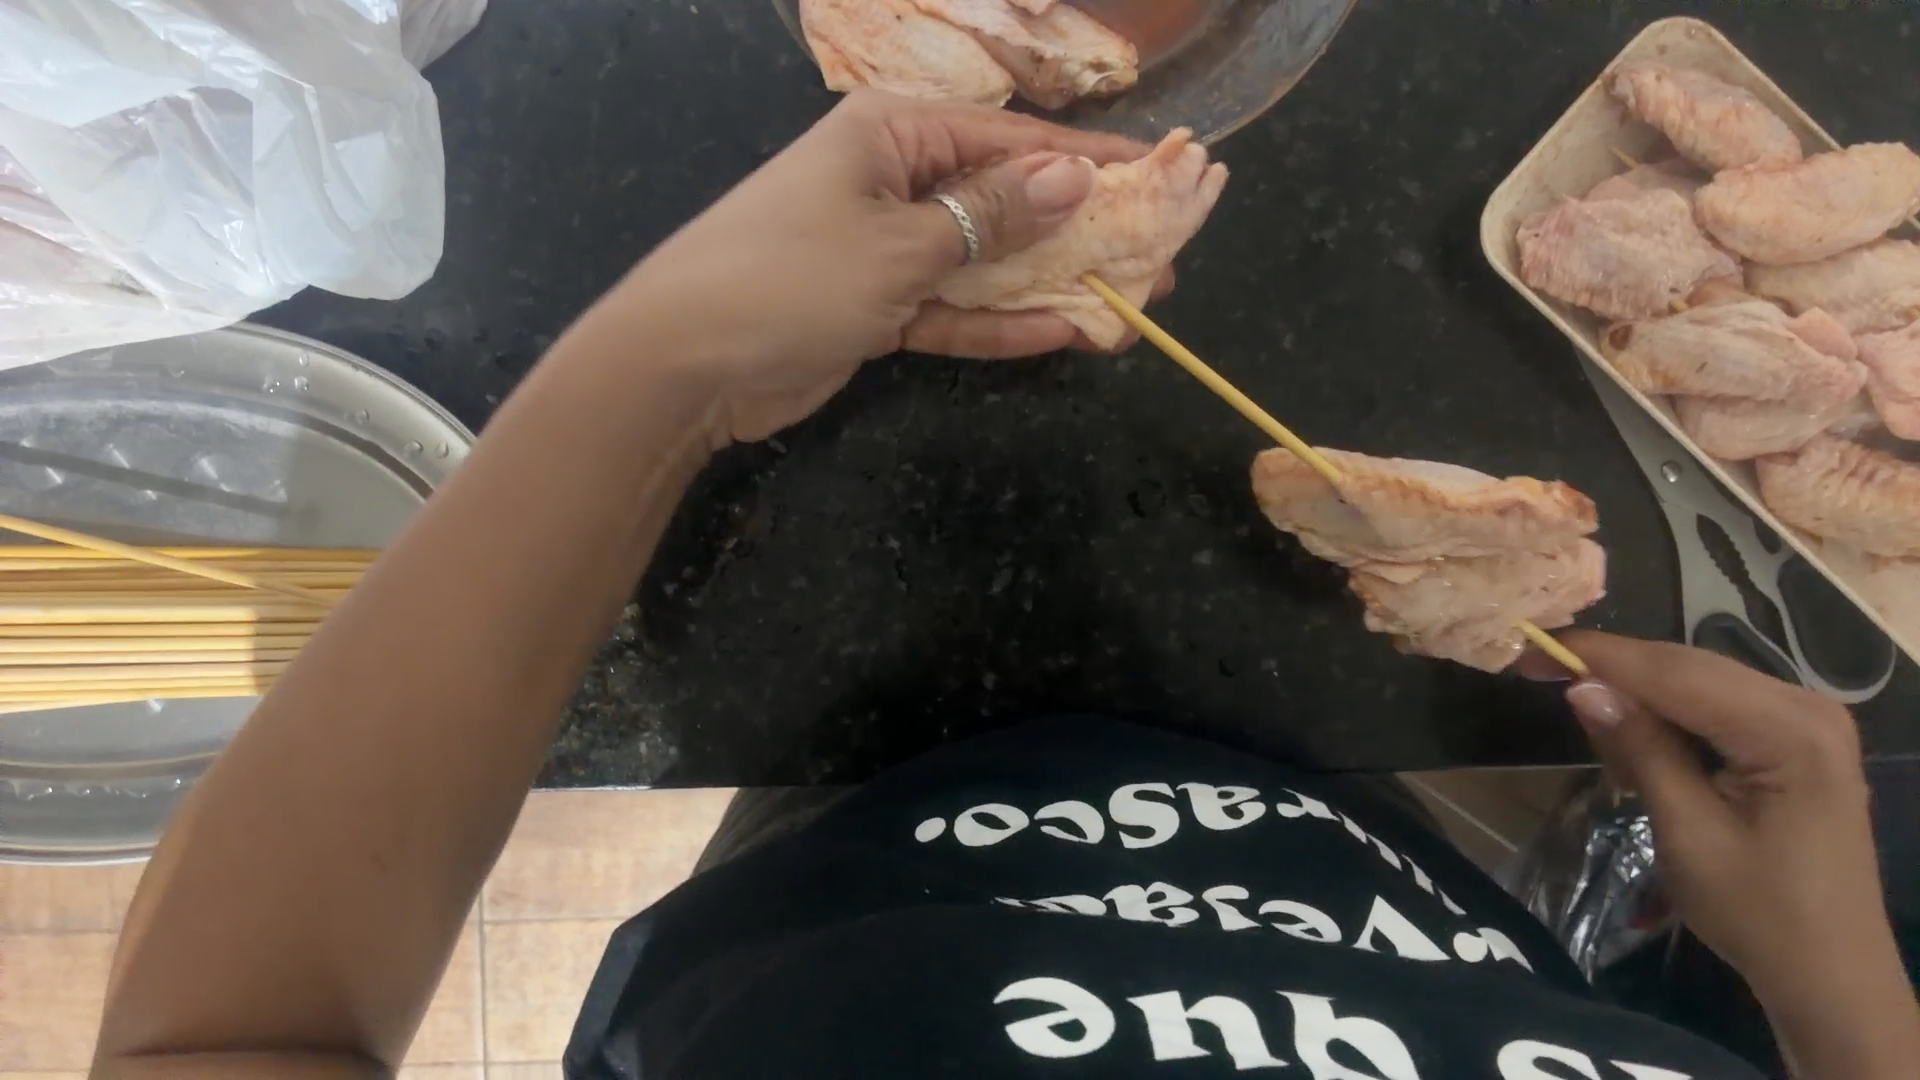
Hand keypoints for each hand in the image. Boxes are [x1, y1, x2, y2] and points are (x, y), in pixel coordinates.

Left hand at [602, 90, 1166, 444]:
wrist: (688, 364)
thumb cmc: (789, 277)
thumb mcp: (898, 242)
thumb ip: (987, 217)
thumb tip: (1072, 176)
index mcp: (892, 135)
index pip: (1008, 141)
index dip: (1084, 160)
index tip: (1152, 175)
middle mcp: (894, 184)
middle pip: (1004, 204)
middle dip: (1077, 232)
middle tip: (1154, 257)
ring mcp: (888, 253)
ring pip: (985, 265)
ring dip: (1049, 286)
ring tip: (1126, 303)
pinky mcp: (881, 312)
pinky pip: (953, 313)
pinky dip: (1000, 326)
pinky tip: (1063, 334)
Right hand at [1539, 631, 1919, 1075]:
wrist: (1828, 969)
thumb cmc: (1757, 908)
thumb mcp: (1685, 829)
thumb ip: (1638, 748)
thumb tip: (1580, 686)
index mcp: (1789, 732)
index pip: (1671, 672)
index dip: (1592, 655)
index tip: (1525, 650)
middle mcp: (1804, 709)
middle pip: (1681, 664)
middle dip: (1605, 663)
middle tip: (1531, 667)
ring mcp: (1801, 720)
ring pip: (1689, 675)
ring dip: (1627, 685)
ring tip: (1575, 703)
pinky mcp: (1787, 735)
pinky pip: (1705, 698)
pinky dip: (1656, 705)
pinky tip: (1626, 726)